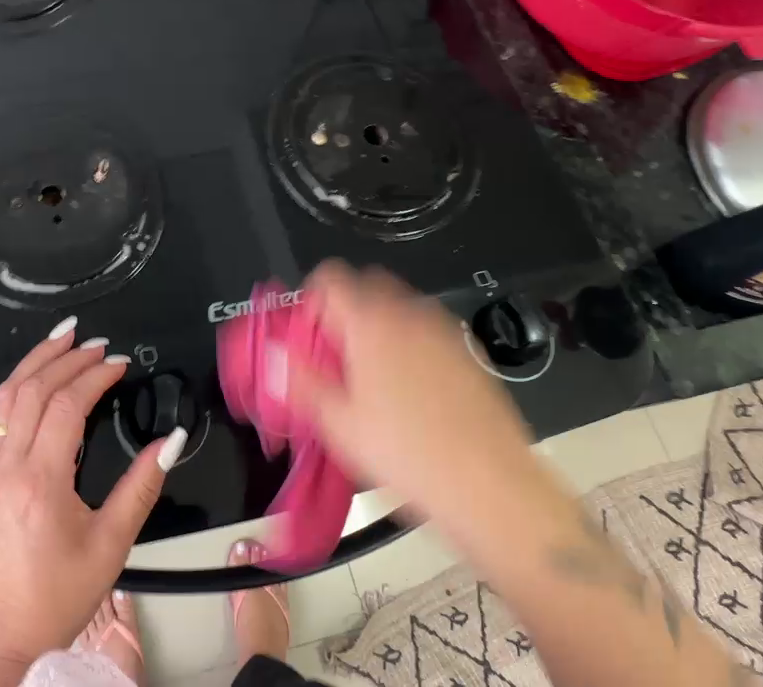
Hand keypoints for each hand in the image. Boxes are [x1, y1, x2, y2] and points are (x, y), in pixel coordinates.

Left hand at [0, 320, 185, 667]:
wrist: (14, 630)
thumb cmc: (64, 590)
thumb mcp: (113, 542)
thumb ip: (142, 485)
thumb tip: (170, 440)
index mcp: (43, 480)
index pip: (67, 406)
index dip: (95, 376)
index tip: (120, 363)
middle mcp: (10, 467)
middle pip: (35, 392)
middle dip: (68, 359)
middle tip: (97, 343)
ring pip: (6, 400)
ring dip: (33, 362)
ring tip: (60, 336)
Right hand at [287, 261, 542, 532]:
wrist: (488, 485)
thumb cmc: (410, 454)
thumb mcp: (337, 422)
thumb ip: (298, 378)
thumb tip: (273, 356)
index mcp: (370, 321)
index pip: (329, 278)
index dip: (309, 301)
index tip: (304, 333)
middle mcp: (409, 313)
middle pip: (365, 285)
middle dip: (343, 312)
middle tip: (331, 355)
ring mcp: (444, 330)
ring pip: (398, 309)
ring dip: (377, 328)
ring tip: (368, 379)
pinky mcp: (469, 351)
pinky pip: (428, 332)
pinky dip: (410, 346)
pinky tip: (408, 394)